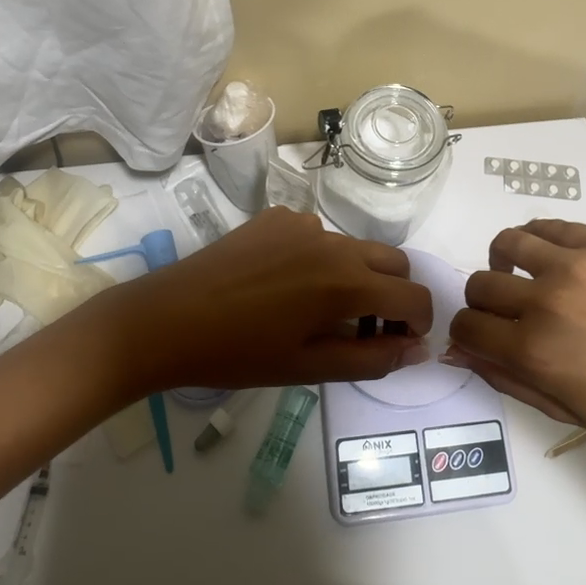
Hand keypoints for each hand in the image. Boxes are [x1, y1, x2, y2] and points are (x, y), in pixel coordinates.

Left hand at [91, 208, 432, 396]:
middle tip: (366, 330)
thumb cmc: (239, 354)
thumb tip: (416, 348)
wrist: (167, 319)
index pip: (413, 296)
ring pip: (354, 247)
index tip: (400, 343)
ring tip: (317, 311)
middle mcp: (333, 242)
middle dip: (394, 295)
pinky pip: (317, 235)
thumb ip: (372, 358)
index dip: (418, 323)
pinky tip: (283, 286)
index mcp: (346, 282)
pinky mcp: (275, 217)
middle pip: (393, 261)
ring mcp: (302, 223)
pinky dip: (318, 259)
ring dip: (355, 276)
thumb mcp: (310, 368)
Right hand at [447, 219, 585, 456]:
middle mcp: (546, 300)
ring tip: (520, 278)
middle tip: (504, 316)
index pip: (468, 328)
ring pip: (507, 242)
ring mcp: (576, 263)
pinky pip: (550, 226)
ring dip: (501, 262)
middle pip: (479, 285)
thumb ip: (505, 377)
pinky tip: (551, 261)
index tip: (480, 339)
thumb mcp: (563, 407)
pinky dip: (539, 242)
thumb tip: (459, 353)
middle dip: (480, 304)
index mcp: (534, 351)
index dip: (466, 336)